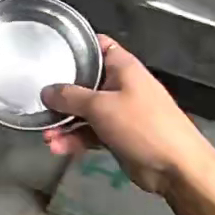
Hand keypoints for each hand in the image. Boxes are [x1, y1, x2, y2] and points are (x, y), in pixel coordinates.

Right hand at [41, 36, 214, 196]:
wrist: (177, 168)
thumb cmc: (142, 125)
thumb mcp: (101, 106)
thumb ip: (69, 97)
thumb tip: (45, 91)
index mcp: (122, 67)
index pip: (96, 45)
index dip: (75, 45)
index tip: (50, 50)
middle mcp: (119, 85)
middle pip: (84, 81)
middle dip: (60, 93)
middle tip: (37, 100)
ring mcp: (119, 111)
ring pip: (84, 111)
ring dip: (64, 123)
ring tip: (46, 136)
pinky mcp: (117, 135)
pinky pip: (89, 132)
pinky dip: (74, 139)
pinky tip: (58, 148)